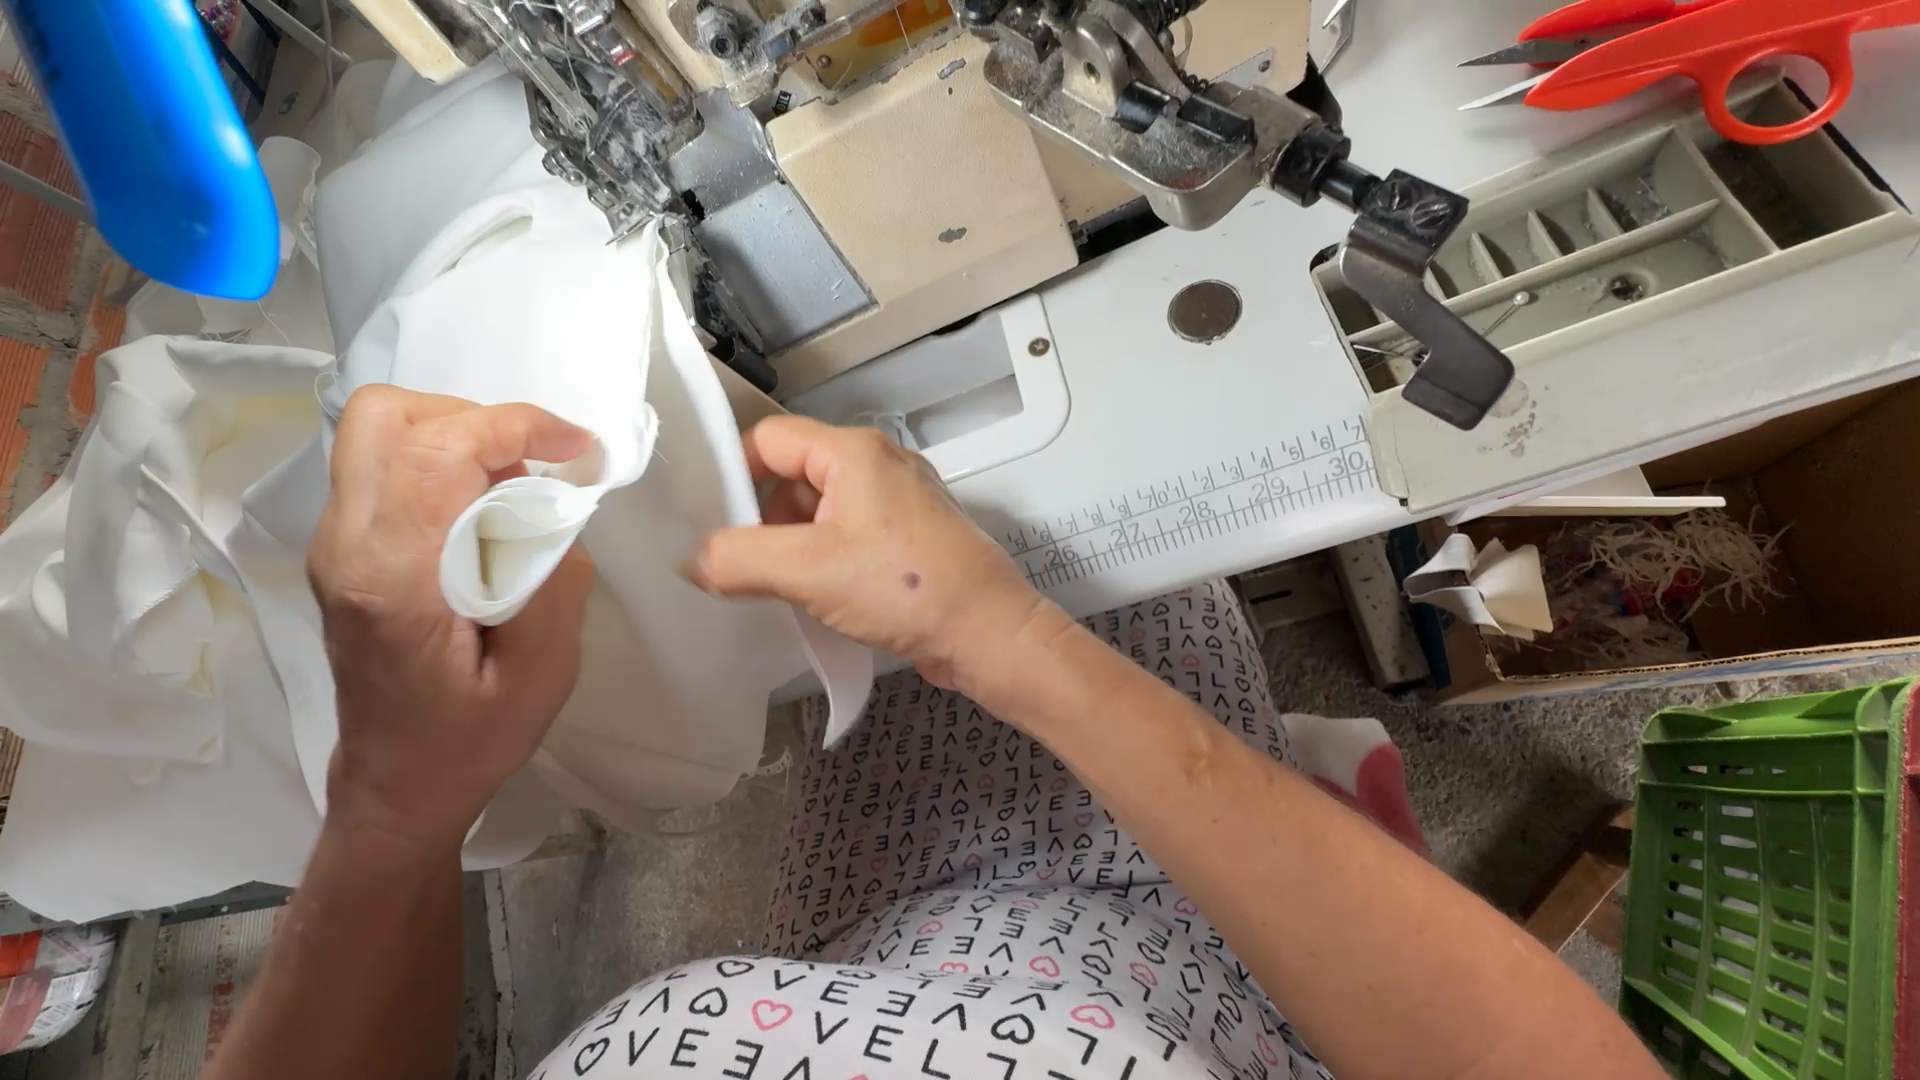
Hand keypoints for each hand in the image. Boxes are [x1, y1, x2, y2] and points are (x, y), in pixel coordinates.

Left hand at [307, 386, 595, 846]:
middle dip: (478, 417)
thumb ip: (556, 579)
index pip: (436, 448)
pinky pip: (388, 464)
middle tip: (538, 463)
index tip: (578, 450)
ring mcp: (337, 543)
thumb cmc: (473, 737)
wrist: (399, 782)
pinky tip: (490, 508)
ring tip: (518, 485)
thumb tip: (556, 509)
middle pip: (387, 416)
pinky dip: (447, 459)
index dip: (516, 425)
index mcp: (397, 576)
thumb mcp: (544, 670)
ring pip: (381, 430)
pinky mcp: (346, 548)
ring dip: (462, 435)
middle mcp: (349, 544)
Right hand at [689, 416, 1056, 692]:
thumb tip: (694, 560)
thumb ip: (738, 558)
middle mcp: (879, 465)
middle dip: (764, 521)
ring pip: (821, 511)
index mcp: (854, 452)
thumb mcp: (808, 569)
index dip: (735, 475)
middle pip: (794, 476)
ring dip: (793, 547)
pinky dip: (824, 560)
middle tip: (747, 568)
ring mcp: (898, 502)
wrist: (987, 632)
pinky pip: (849, 536)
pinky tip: (817, 596)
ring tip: (782, 589)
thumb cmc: (904, 587)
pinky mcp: (909, 538)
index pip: (770, 439)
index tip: (713, 525)